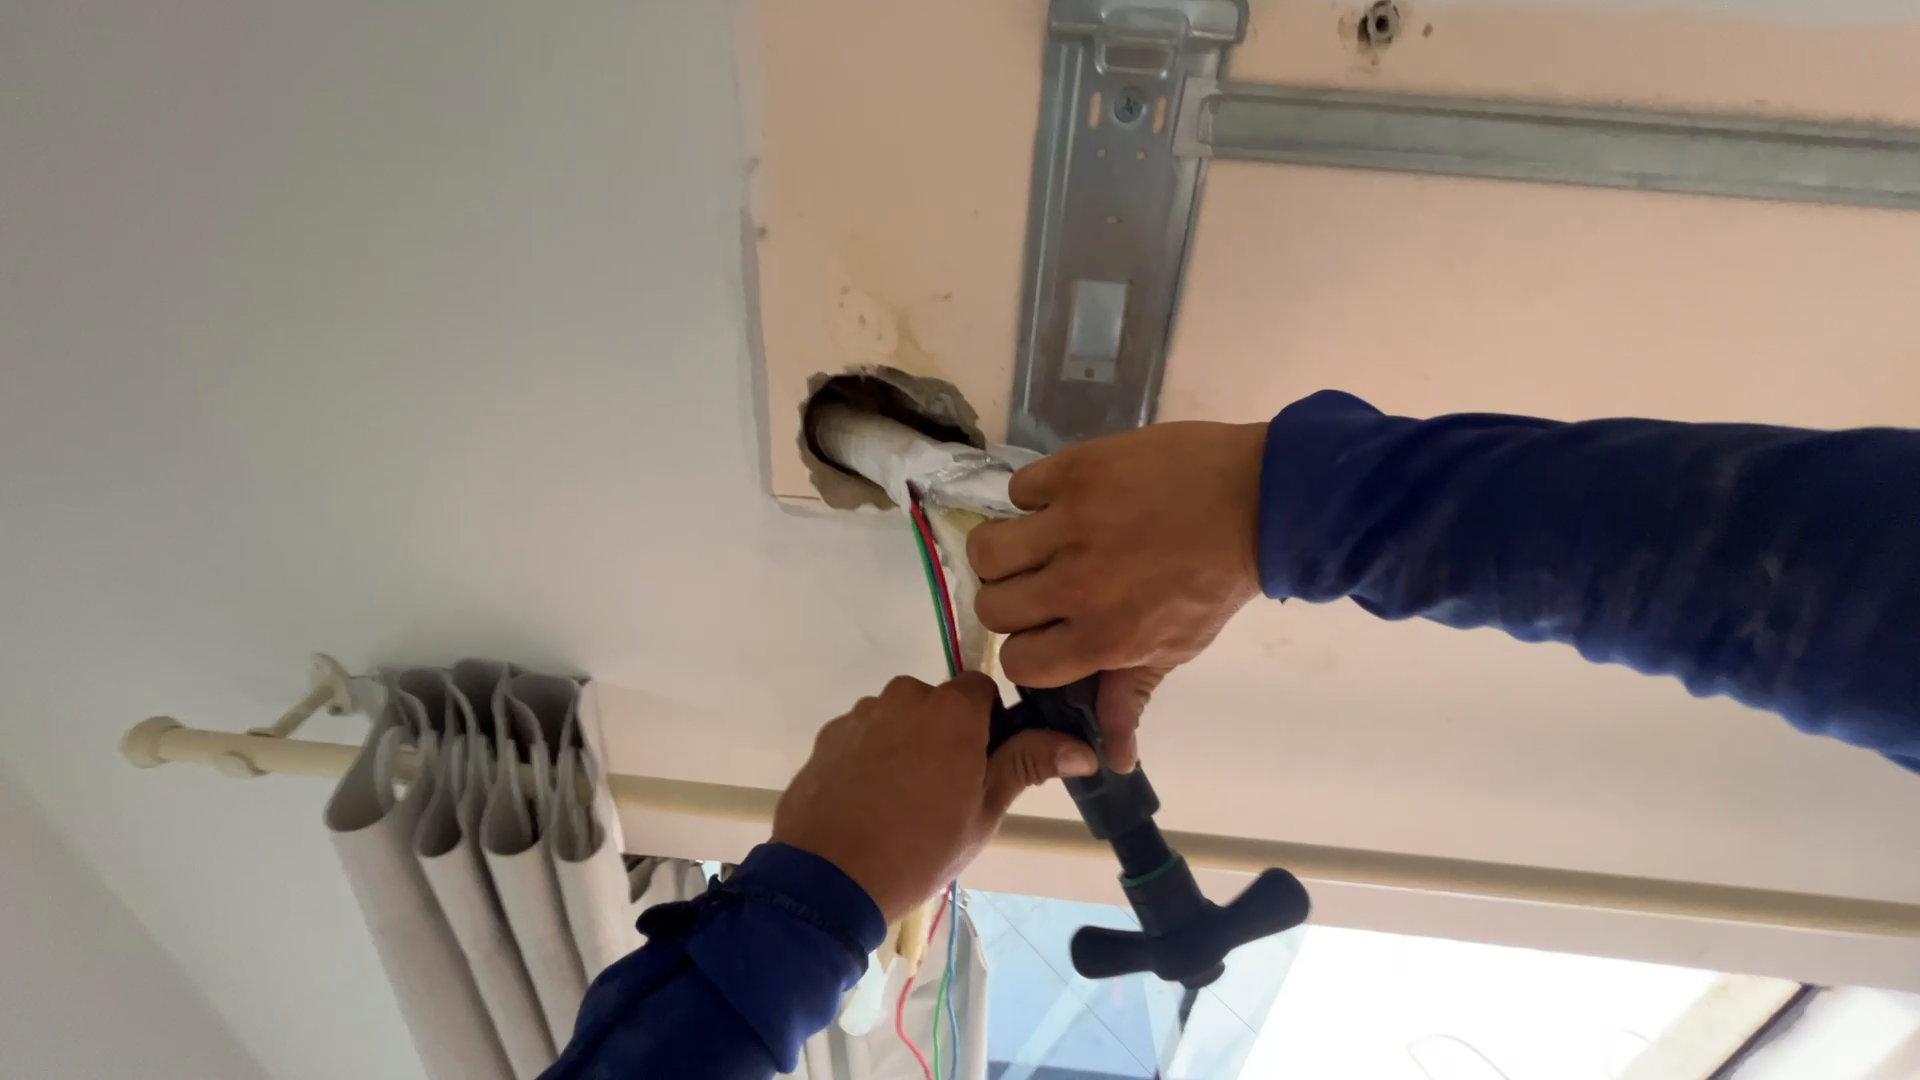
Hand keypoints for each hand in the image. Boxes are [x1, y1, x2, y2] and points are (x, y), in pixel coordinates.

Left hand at [771, 672, 1098, 921]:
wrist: (827, 880)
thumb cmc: (920, 847)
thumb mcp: (985, 811)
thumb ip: (1029, 764)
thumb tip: (1084, 747)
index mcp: (951, 709)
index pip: (981, 689)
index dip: (987, 723)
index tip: (982, 764)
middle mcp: (904, 696)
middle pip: (937, 703)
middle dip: (945, 733)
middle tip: (943, 789)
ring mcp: (861, 713)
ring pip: (898, 717)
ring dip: (906, 742)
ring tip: (899, 800)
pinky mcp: (828, 735)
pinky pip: (863, 733)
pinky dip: (870, 754)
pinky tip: (866, 799)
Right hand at [967, 421, 1266, 772]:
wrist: (1257, 499)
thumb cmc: (1215, 580)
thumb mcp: (1177, 646)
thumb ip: (1130, 696)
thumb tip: (1115, 760)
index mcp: (1102, 637)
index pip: (1017, 661)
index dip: (1027, 649)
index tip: (1044, 631)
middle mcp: (1076, 585)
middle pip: (991, 606)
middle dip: (1010, 601)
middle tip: (1037, 584)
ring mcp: (1071, 524)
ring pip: (986, 549)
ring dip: (1004, 550)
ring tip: (1033, 542)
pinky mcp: (1074, 471)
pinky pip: (1018, 489)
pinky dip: (1032, 496)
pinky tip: (1060, 501)